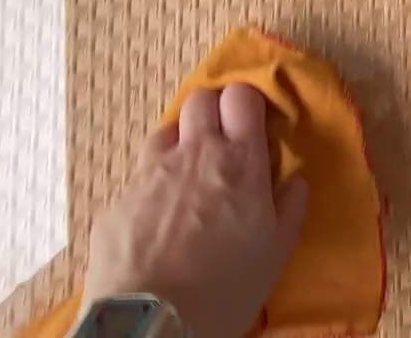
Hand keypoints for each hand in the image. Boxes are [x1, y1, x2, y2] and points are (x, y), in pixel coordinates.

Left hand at [80, 83, 310, 337]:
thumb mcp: (277, 250)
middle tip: (222, 136)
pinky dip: (151, 185)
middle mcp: (195, 154)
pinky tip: (156, 217)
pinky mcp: (116, 202)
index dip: (247, 101)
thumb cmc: (225, 288)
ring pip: (165, 131)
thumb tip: (295, 178)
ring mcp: (150, 175)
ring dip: (179, 142)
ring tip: (186, 173)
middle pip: (200, 99)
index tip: (253, 120)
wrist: (149, 329)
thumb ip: (292, 204)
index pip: (242, 95)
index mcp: (240, 159)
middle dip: (213, 109)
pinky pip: (137, 176)